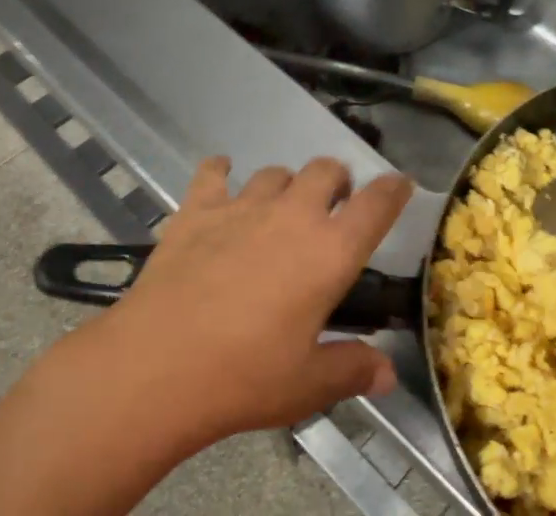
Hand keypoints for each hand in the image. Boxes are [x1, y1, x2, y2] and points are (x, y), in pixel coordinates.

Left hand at [0, 158, 412, 515]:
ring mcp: (241, 207)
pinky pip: (212, 173)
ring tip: (280, 206)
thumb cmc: (242, 377)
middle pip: (327, 171)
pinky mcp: (196, 211)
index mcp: (330, 252)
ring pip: (276, 171)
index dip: (394, 190)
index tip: (400, 185)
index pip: (377, 204)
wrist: (155, 366)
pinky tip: (220, 175)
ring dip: (286, 184)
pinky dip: (220, 171)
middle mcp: (293, 216)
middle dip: (337, 181)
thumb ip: (351, 370)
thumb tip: (386, 374)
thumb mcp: (306, 385)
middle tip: (333, 206)